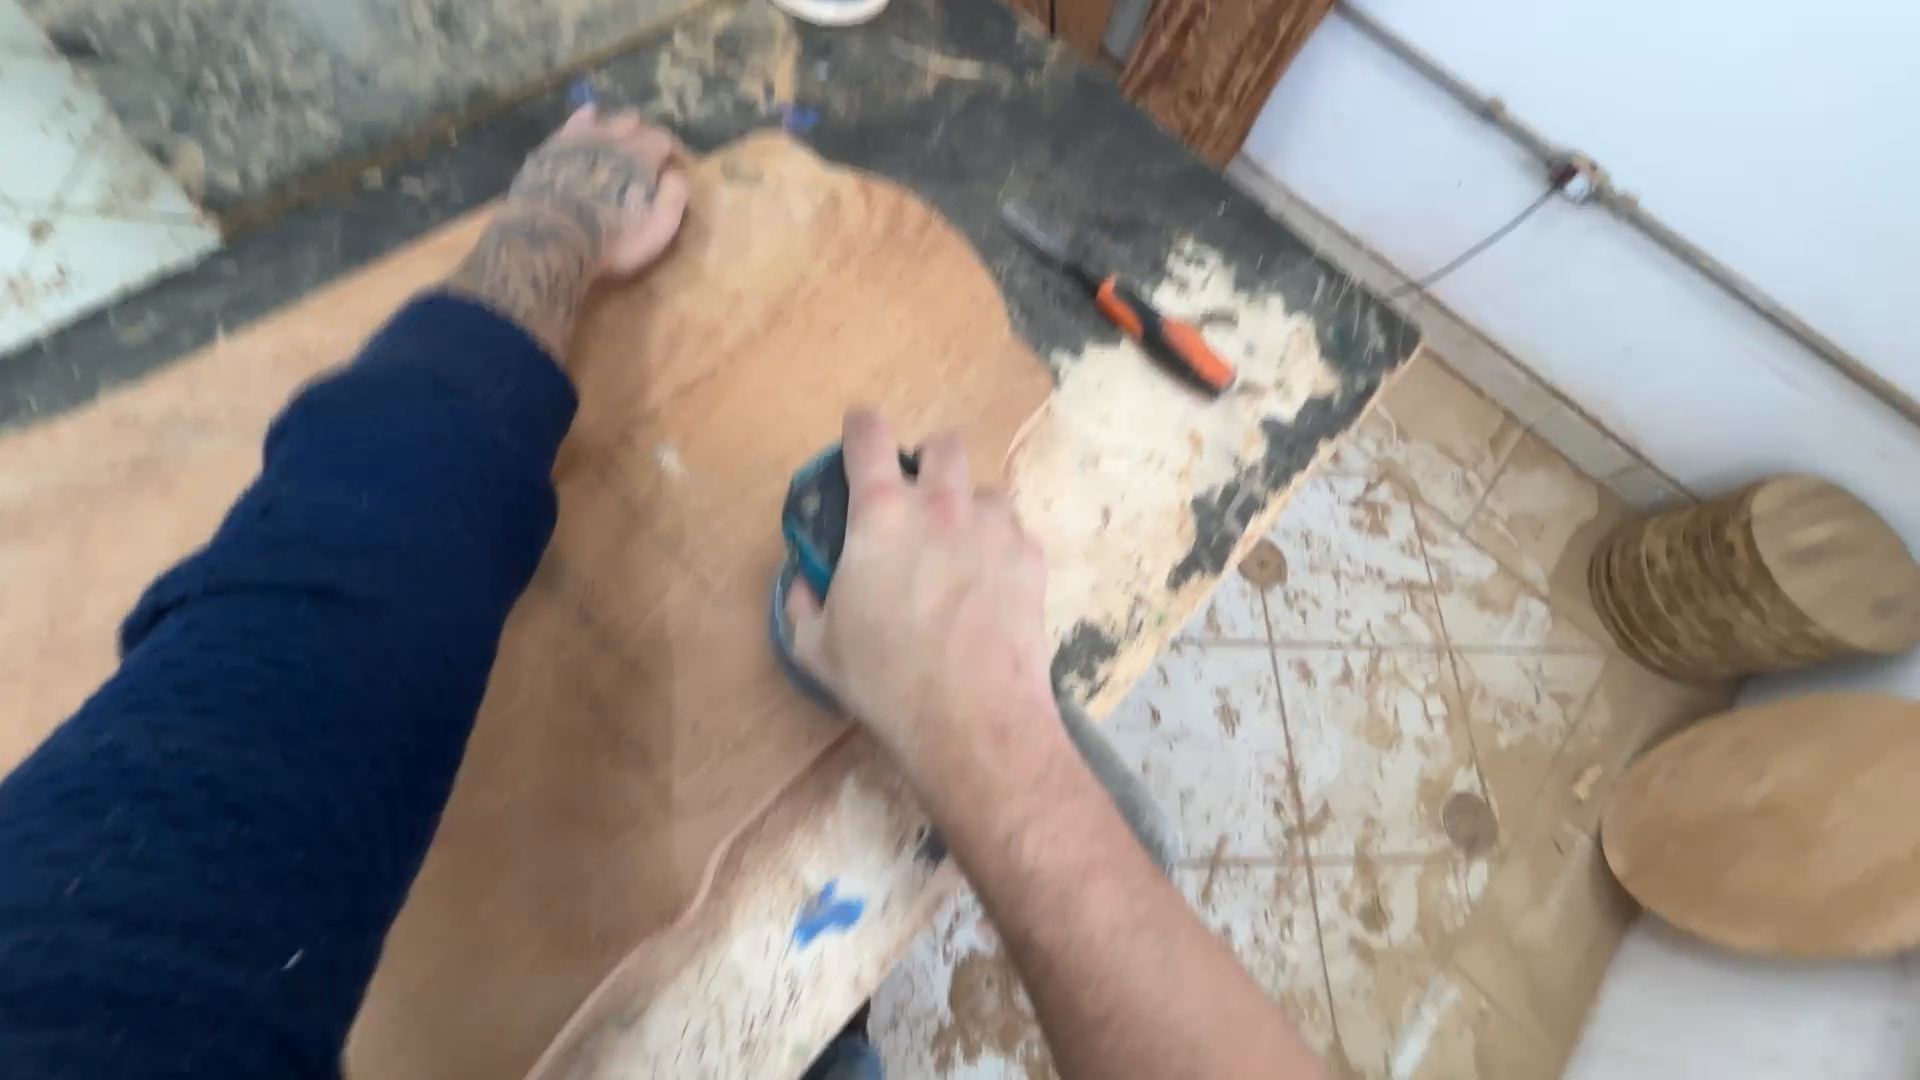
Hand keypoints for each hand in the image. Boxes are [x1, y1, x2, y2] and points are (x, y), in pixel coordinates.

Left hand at [447, 107, 689, 354]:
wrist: (550, 239)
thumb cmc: (613, 240)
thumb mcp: (660, 227)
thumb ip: (675, 195)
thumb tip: (678, 173)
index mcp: (639, 154)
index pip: (664, 138)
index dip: (675, 150)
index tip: (679, 166)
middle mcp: (609, 136)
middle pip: (632, 121)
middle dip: (645, 136)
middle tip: (649, 159)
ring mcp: (575, 138)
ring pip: (600, 117)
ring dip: (614, 129)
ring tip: (618, 146)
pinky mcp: (550, 148)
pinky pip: (571, 125)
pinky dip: (584, 126)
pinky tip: (584, 137)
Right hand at [784, 412, 1065, 785]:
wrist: (972, 719)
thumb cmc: (885, 680)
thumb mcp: (817, 648)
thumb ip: (802, 604)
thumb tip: (801, 583)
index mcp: (881, 516)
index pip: (868, 438)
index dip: (861, 426)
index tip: (860, 429)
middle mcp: (942, 507)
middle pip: (944, 445)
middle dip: (930, 459)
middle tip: (921, 497)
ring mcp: (994, 528)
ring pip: (987, 490)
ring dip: (971, 509)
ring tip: (963, 551)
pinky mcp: (1030, 558)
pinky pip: (1016, 534)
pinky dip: (1001, 549)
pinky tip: (994, 587)